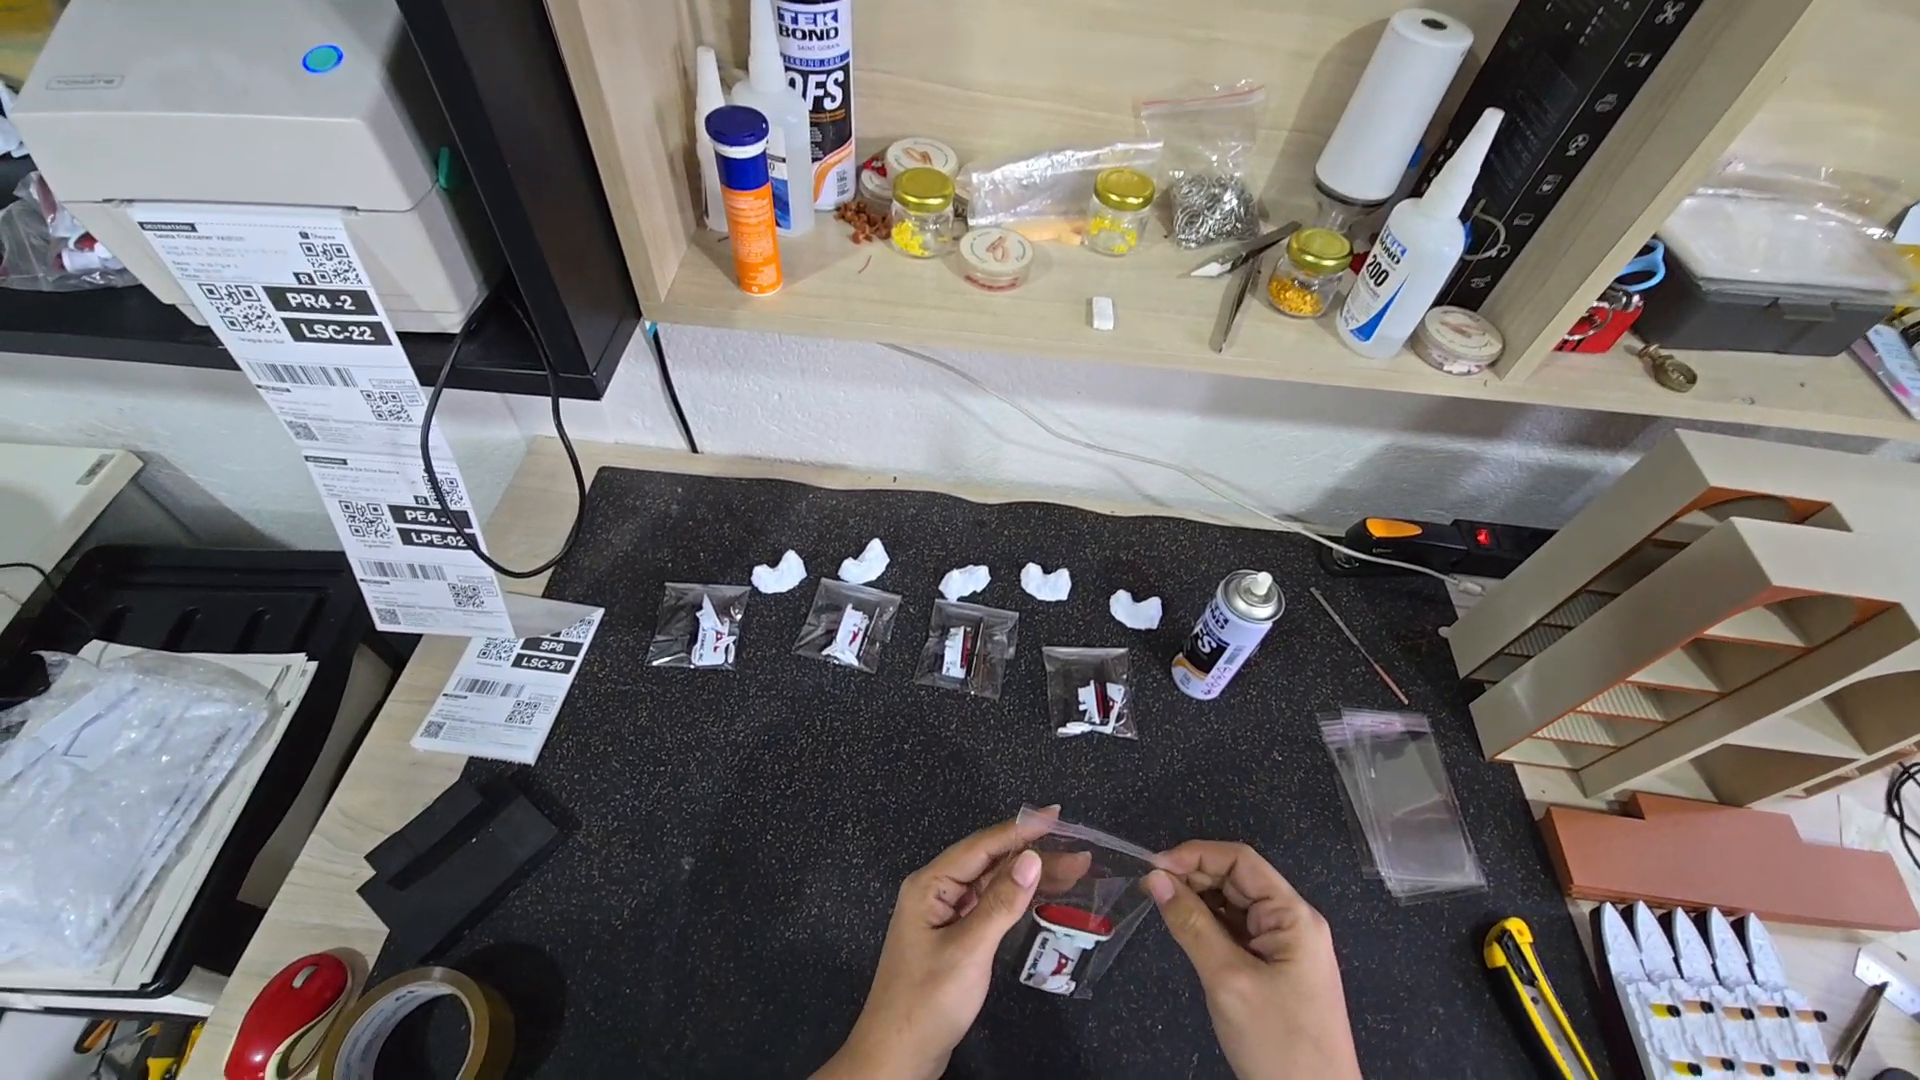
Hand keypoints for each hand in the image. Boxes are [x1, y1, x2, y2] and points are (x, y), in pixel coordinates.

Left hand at [815, 809, 1057, 1079]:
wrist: (897, 1057)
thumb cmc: (928, 1001)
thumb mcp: (969, 950)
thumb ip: (1001, 903)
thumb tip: (1032, 858)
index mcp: (930, 884)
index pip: (981, 846)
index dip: (1020, 829)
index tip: (1055, 815)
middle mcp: (936, 892)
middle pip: (989, 862)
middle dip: (1033, 855)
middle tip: (1079, 853)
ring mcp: (944, 915)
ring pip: (992, 884)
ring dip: (1029, 877)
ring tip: (1073, 872)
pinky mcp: (953, 937)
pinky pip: (989, 906)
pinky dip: (1016, 900)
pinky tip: (1040, 897)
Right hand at [1146, 842, 1360, 1079]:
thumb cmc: (1278, 1041)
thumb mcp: (1228, 979)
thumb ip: (1191, 924)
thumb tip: (1156, 878)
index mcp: (1293, 915)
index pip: (1241, 861)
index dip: (1196, 855)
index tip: (1154, 868)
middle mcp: (1291, 922)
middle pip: (1237, 879)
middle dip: (1194, 876)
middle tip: (1151, 889)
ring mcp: (1284, 947)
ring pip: (1234, 905)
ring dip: (1198, 900)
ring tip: (1162, 906)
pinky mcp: (1274, 969)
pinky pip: (1236, 931)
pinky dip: (1208, 925)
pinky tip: (1185, 929)